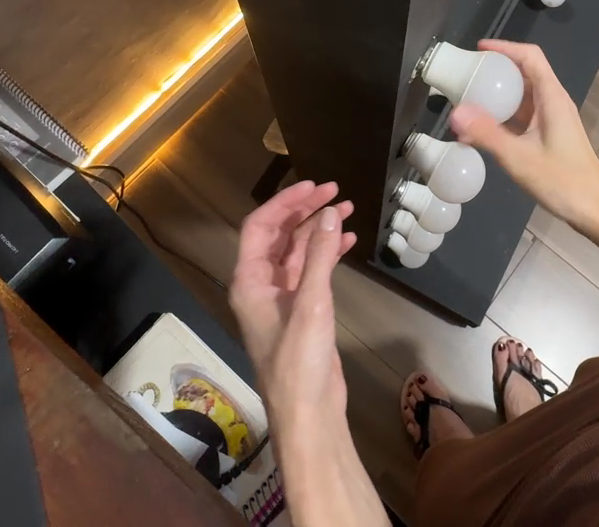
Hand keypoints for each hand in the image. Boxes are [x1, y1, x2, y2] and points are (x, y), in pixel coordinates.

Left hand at [229, 181, 356, 423]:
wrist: (308, 411)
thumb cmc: (299, 359)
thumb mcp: (311, 304)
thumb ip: (320, 256)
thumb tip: (331, 214)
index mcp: (250, 282)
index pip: (260, 226)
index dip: (285, 202)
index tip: (315, 187)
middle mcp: (261, 285)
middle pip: (279, 234)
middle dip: (305, 210)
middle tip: (336, 191)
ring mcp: (281, 297)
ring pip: (297, 249)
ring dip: (319, 228)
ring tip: (347, 209)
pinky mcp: (301, 310)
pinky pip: (311, 269)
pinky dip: (328, 252)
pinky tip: (348, 241)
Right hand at [450, 39, 598, 238]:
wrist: (595, 211)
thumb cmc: (562, 182)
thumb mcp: (519, 158)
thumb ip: (487, 134)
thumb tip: (455, 113)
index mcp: (553, 98)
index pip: (531, 56)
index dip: (505, 47)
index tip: (478, 50)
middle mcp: (555, 102)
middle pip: (526, 72)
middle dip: (498, 69)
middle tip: (467, 74)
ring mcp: (554, 119)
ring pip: (525, 95)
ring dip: (500, 93)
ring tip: (470, 97)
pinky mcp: (551, 135)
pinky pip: (525, 114)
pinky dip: (505, 114)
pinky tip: (484, 128)